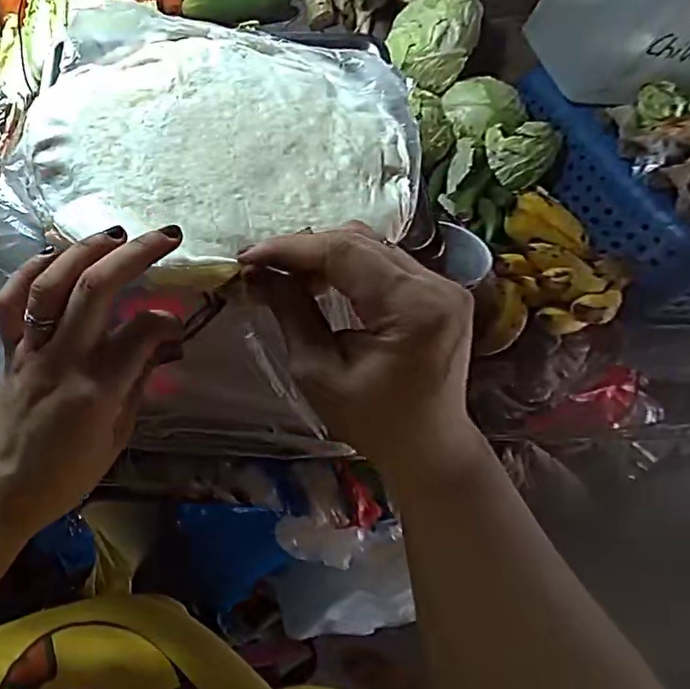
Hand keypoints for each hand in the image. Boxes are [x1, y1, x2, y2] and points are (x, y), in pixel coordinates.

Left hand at [0, 226, 186, 529]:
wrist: (1, 489)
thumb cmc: (64, 476)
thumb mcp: (116, 437)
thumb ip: (137, 386)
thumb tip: (160, 346)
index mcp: (96, 390)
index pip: (141, 332)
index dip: (167, 317)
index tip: (179, 320)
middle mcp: (61, 359)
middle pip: (94, 288)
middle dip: (134, 254)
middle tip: (166, 236)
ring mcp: (29, 350)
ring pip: (50, 284)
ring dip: (82, 250)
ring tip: (113, 235)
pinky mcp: (8, 349)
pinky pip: (11, 302)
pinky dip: (29, 272)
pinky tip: (53, 256)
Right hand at [239, 224, 475, 470]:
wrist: (428, 446)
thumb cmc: (371, 420)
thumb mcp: (317, 371)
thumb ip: (291, 313)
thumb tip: (258, 275)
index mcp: (413, 307)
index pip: (345, 252)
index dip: (290, 249)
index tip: (247, 258)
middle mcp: (436, 285)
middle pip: (358, 242)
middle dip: (301, 249)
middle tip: (258, 267)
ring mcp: (442, 285)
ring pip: (370, 246)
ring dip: (320, 254)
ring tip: (281, 274)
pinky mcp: (436, 292)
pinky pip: (381, 262)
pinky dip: (342, 266)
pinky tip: (315, 282)